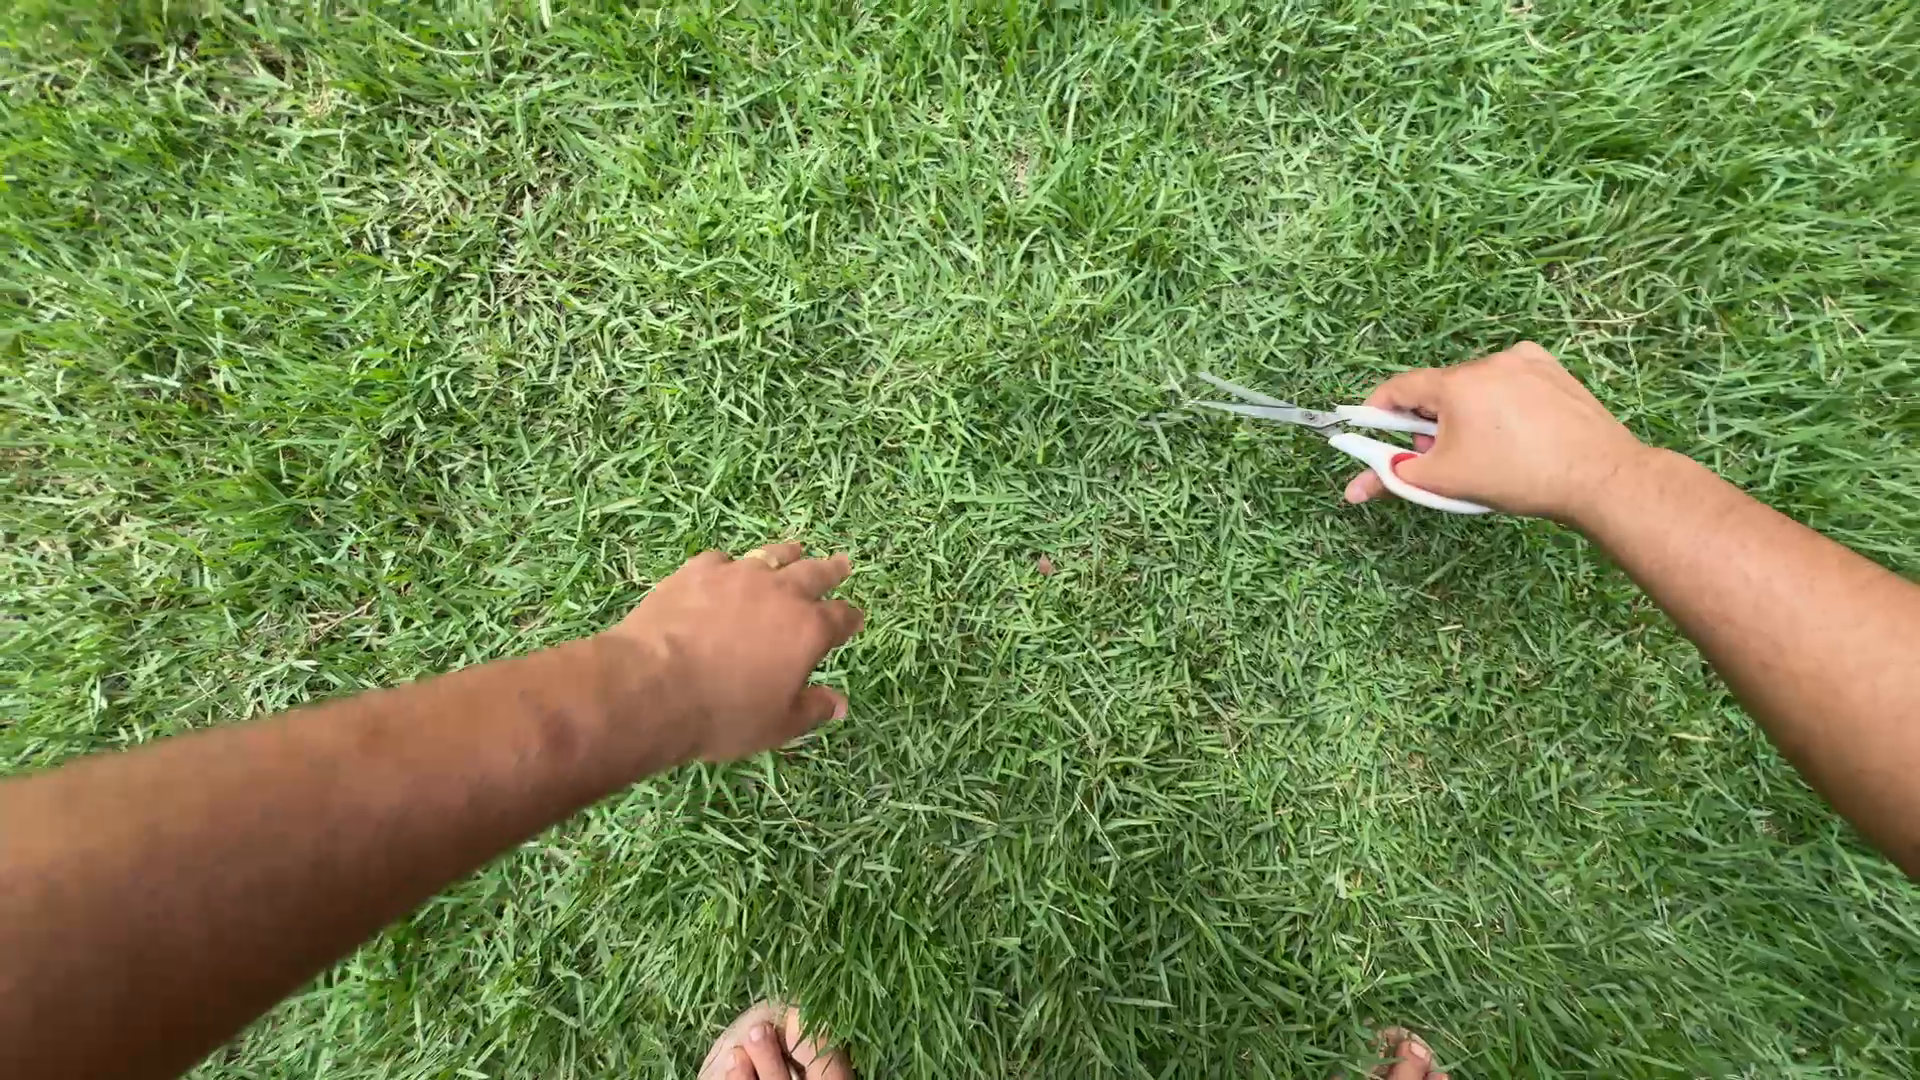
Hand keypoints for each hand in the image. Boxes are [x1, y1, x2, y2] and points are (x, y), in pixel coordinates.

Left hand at [604, 544, 864, 762]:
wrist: (651, 687)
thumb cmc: (723, 714)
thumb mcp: (777, 724)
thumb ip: (812, 709)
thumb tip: (840, 705)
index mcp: (809, 630)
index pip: (841, 618)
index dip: (850, 619)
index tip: (855, 619)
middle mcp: (781, 593)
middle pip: (815, 574)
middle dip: (832, 571)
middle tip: (842, 563)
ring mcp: (738, 576)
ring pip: (772, 556)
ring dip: (788, 555)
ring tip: (795, 550)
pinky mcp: (698, 571)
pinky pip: (722, 560)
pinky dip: (731, 565)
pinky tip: (726, 569)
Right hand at [1343, 341, 1650, 520]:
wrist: (1600, 478)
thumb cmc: (1515, 476)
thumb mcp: (1440, 481)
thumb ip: (1389, 478)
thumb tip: (1353, 491)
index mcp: (1457, 383)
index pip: (1397, 388)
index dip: (1376, 411)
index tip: (1370, 431)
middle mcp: (1489, 363)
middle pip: (1435, 390)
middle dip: (1424, 423)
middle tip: (1432, 456)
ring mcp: (1526, 363)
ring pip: (1471, 388)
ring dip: (1458, 415)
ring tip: (1475, 450)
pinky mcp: (1553, 372)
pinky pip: (1505, 382)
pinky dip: (1494, 404)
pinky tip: (1507, 431)